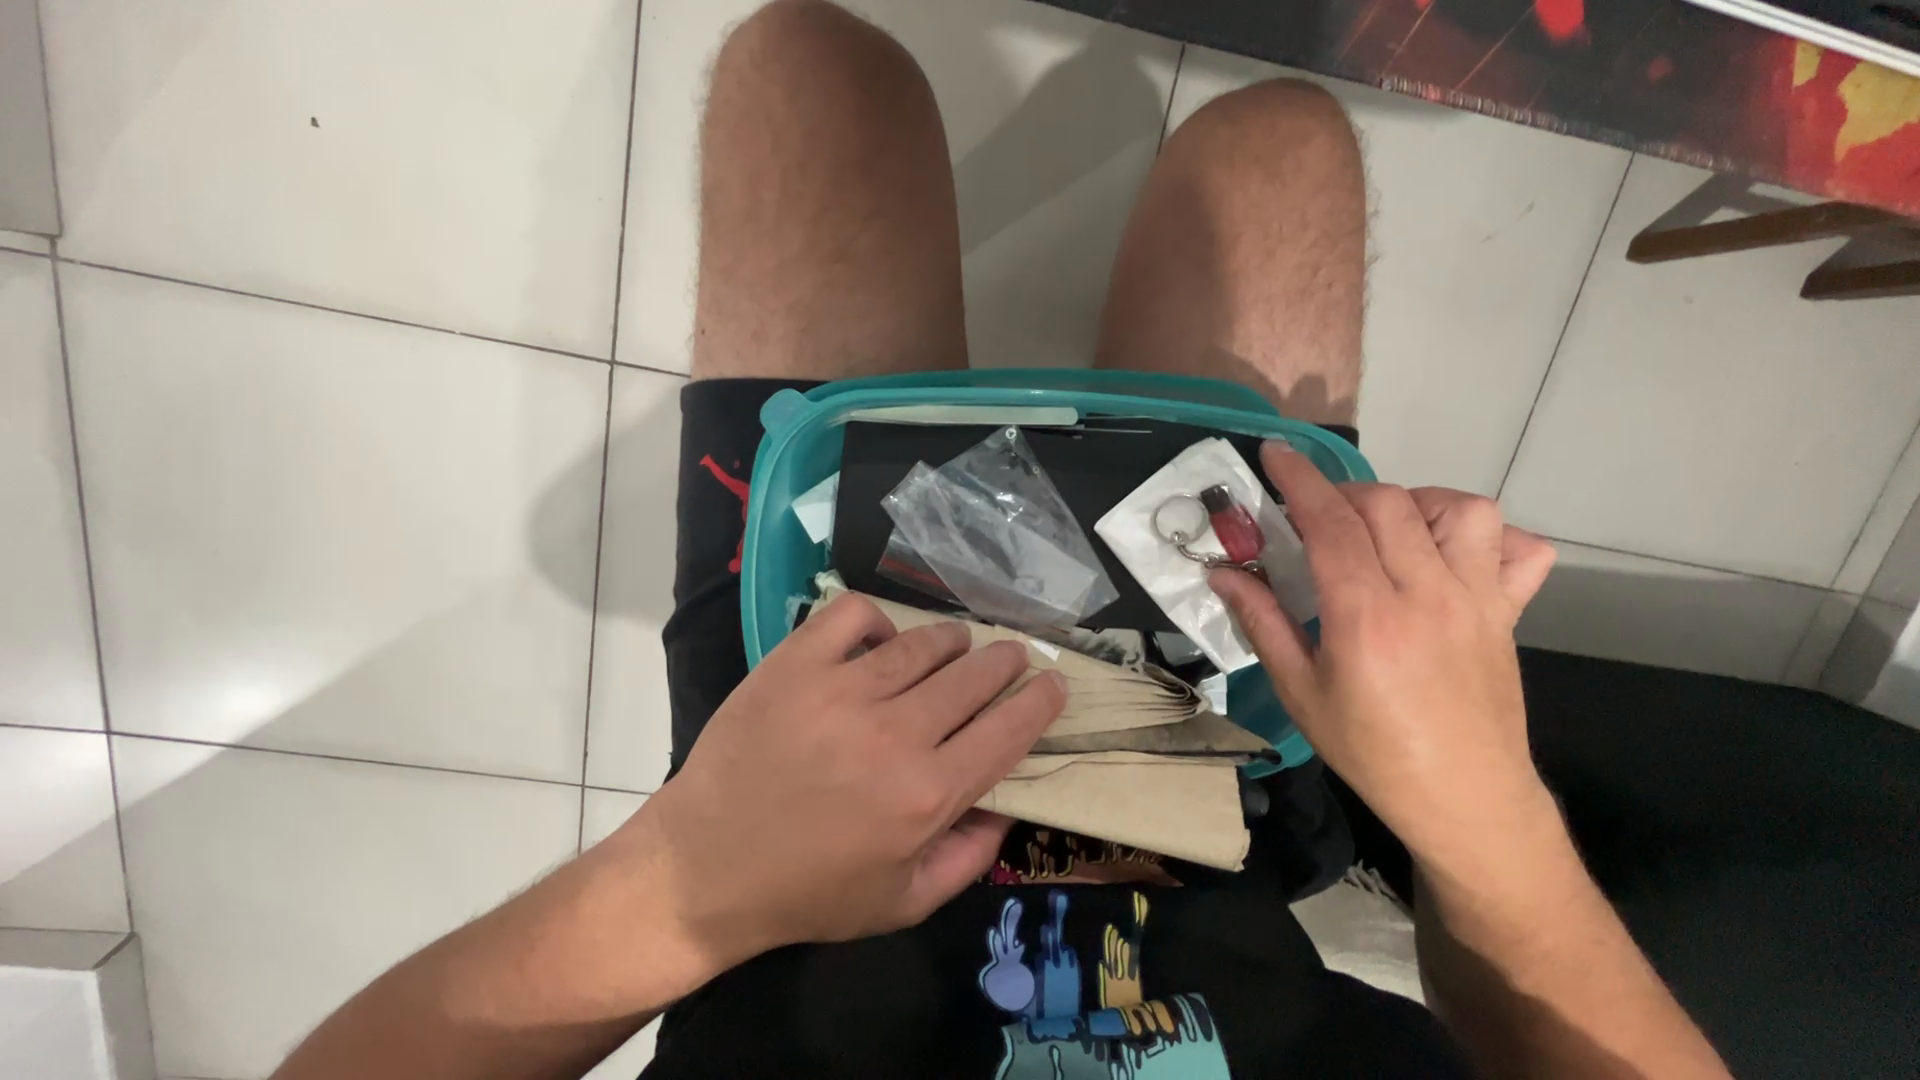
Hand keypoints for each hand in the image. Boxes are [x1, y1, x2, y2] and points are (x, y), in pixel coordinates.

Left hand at [619, 593, 1067, 969]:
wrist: (707, 866)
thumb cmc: (810, 892)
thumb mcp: (904, 902)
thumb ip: (970, 857)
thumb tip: (1010, 804)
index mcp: (928, 795)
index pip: (1009, 731)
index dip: (1041, 702)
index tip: (1054, 684)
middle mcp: (895, 734)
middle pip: (975, 677)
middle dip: (1006, 661)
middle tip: (1012, 655)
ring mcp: (842, 691)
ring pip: (923, 643)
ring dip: (953, 639)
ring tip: (958, 643)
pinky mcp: (796, 666)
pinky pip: (853, 615)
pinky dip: (877, 618)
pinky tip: (881, 638)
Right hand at [1211, 442, 1557, 872]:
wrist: (1463, 797)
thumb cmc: (1371, 751)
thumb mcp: (1300, 691)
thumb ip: (1262, 621)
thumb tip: (1222, 571)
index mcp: (1367, 617)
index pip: (1333, 523)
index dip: (1299, 481)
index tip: (1275, 455)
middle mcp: (1428, 595)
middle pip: (1387, 504)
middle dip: (1341, 492)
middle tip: (1314, 517)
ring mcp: (1478, 600)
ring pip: (1461, 509)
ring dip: (1413, 502)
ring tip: (1384, 529)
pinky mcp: (1508, 612)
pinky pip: (1519, 549)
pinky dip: (1485, 536)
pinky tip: (1450, 555)